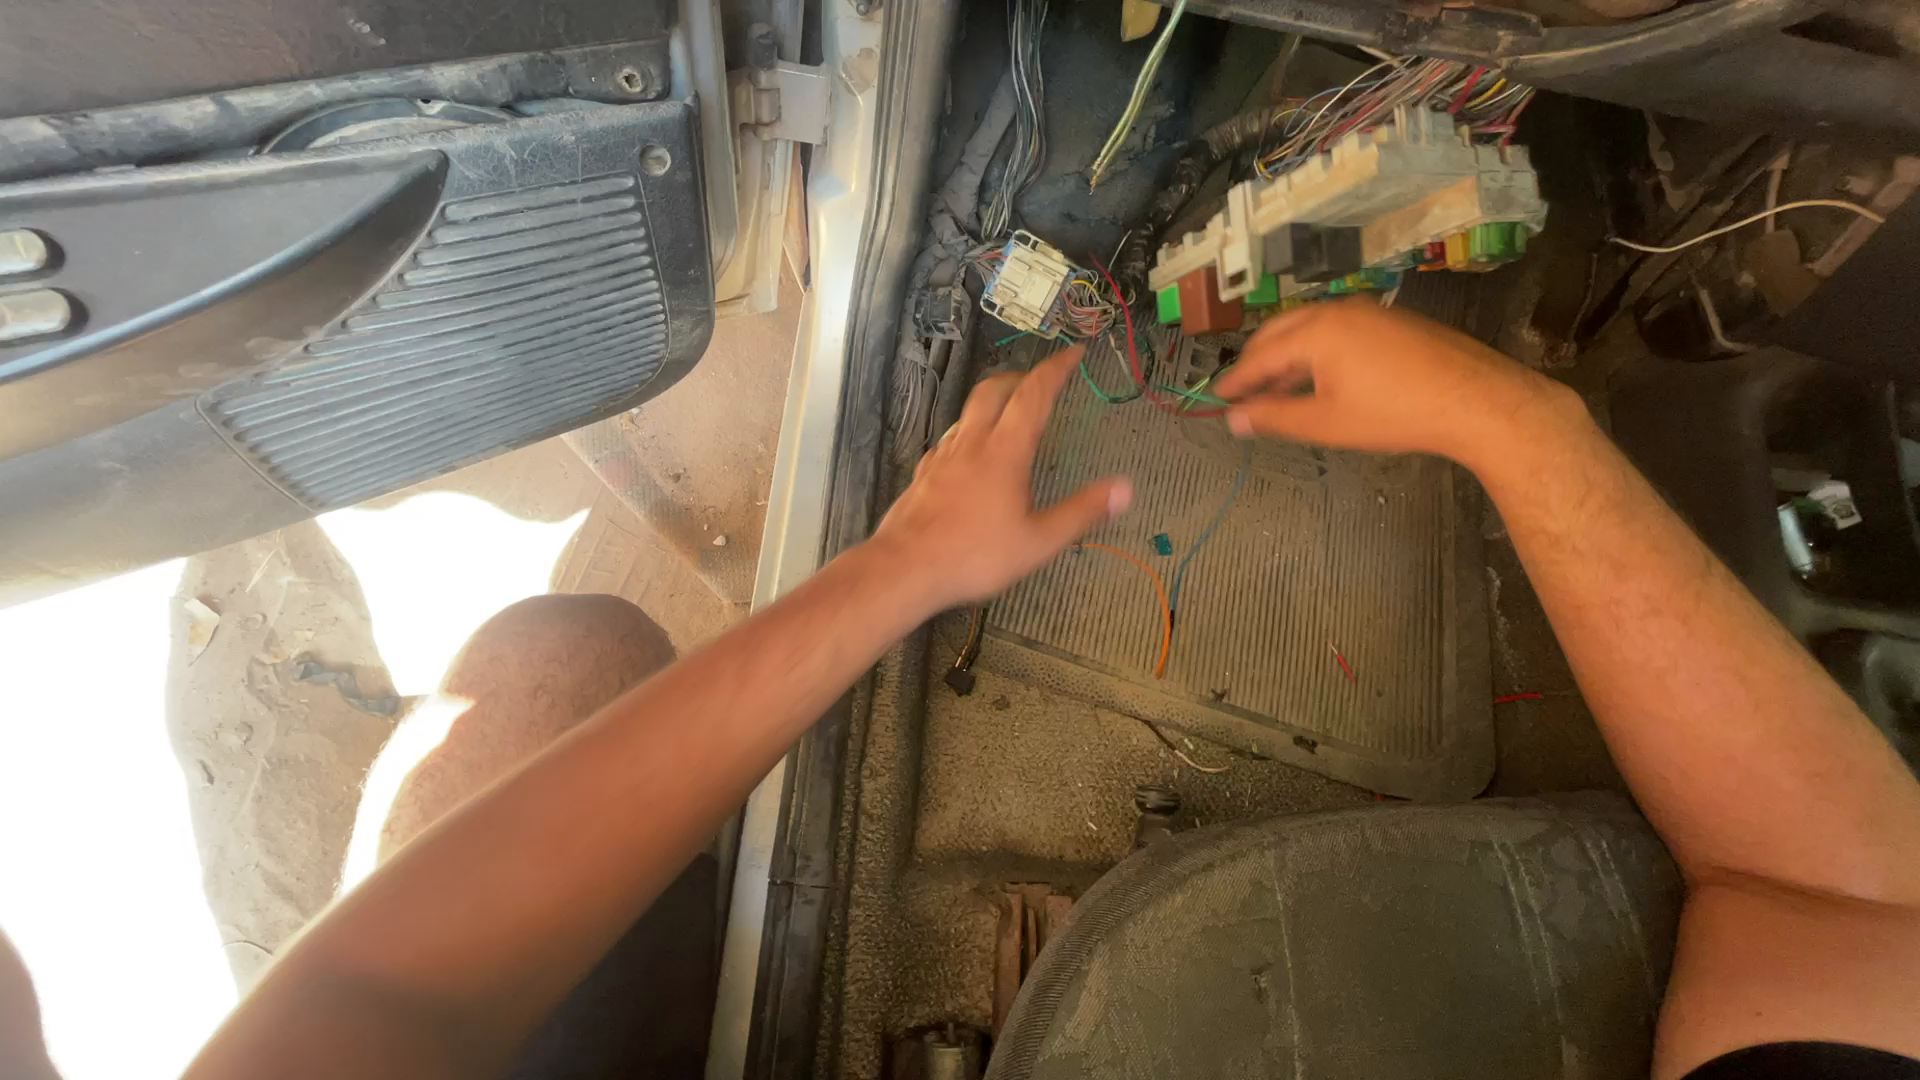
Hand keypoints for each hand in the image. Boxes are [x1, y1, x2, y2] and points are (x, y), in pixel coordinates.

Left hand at [866, 346, 1132, 610]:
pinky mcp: (923, 474)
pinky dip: (968, 433)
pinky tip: (970, 455)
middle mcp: (971, 443)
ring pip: (967, 413)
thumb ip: (1082, 512)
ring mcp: (941, 457)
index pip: (1033, 394)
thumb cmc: (975, 555)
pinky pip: (949, 440)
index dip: (1056, 369)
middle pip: (993, 390)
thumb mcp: (1038, 541)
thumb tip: (1126, 488)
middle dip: (1020, 377)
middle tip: (1039, 382)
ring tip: (1008, 415)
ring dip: (991, 402)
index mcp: (1004, 451)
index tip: (1074, 352)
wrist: (904, 568)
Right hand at [1212, 298, 1580, 467]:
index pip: (1260, 356)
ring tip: (1278, 388)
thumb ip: (1273, 417)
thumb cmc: (1394, 414)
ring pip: (1310, 328)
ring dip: (1286, 356)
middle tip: (1242, 391)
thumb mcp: (1325, 423)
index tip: (1216, 398)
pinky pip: (1337, 329)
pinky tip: (1320, 378)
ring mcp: (1369, 311)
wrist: (1478, 401)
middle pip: (1280, 332)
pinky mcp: (1392, 321)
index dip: (1236, 380)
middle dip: (1257, 362)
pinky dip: (1315, 351)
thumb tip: (1234, 419)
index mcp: (1316, 331)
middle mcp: (1339, 311)